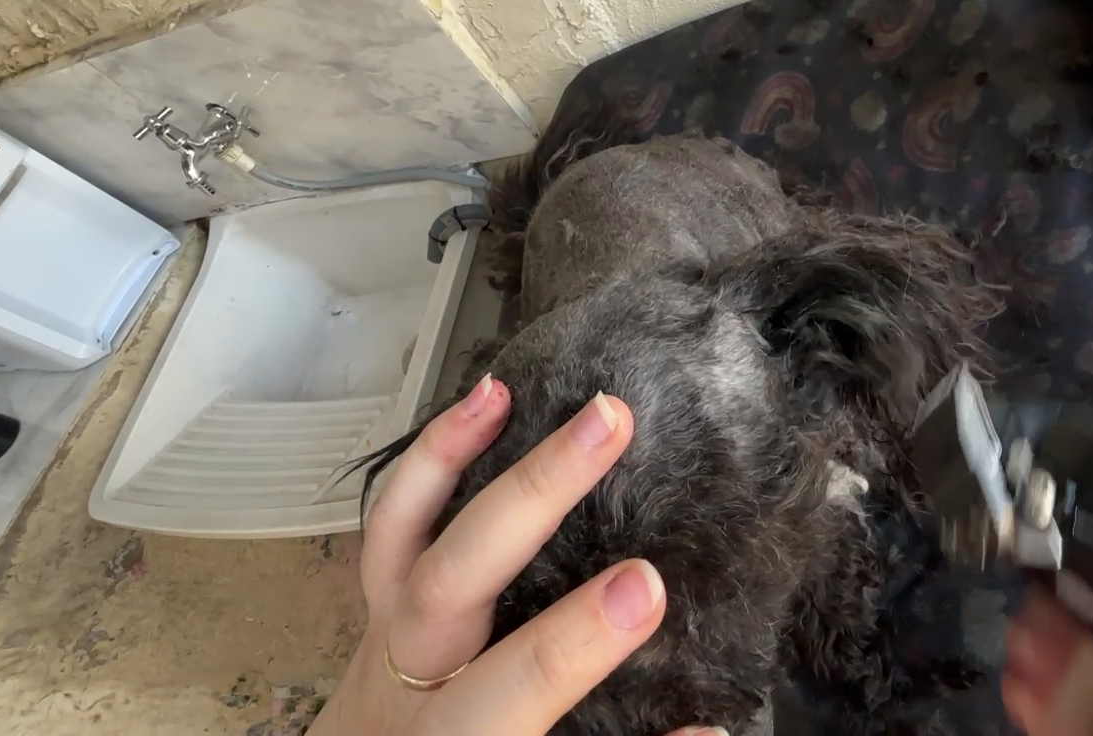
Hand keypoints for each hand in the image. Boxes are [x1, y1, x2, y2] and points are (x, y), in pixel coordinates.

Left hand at [309, 377, 721, 735]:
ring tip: (503, 391)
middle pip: (452, 580)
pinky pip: (391, 518)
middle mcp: (405, 674)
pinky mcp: (380, 592)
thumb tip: (712, 728)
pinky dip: (430, 456)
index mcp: (455, 734)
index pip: (513, 685)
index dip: (578, 638)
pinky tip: (479, 403)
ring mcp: (383, 625)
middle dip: (535, 494)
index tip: (647, 585)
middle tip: (611, 424)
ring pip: (400, 535)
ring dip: (452, 453)